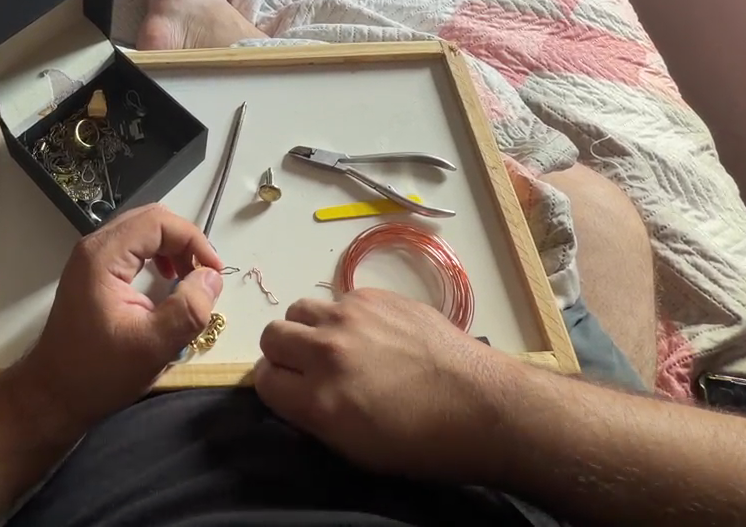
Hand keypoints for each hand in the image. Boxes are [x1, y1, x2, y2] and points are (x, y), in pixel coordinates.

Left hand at [16, 205, 223, 432]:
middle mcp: (95, 246)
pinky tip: (167, 280)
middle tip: (205, 274)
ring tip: (189, 279)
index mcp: (103, 256)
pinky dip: (157, 255)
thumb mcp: (152, 347)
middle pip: (150, 219)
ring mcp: (91, 257)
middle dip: (184, 241)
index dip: (192, 240)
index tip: (214, 271)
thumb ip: (188, 309)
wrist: (53, 395)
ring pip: (142, 231)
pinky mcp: (94, 270)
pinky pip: (133, 246)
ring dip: (172, 247)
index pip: (157, 222)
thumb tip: (212, 277)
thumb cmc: (98, 374)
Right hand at [253, 289, 530, 483]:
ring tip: (336, 345)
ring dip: (308, 327)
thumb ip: (313, 417)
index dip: (274, 385)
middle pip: (272, 335)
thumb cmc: (423, 443)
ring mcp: (349, 316)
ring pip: (300, 309)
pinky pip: (338, 299)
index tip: (290, 390)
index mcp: (320, 400)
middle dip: (283, 352)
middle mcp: (326, 351)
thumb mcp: (357, 450)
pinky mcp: (372, 295)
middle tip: (307, 366)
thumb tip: (292, 392)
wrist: (482, 405)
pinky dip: (344, 317)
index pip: (263, 379)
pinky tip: (373, 335)